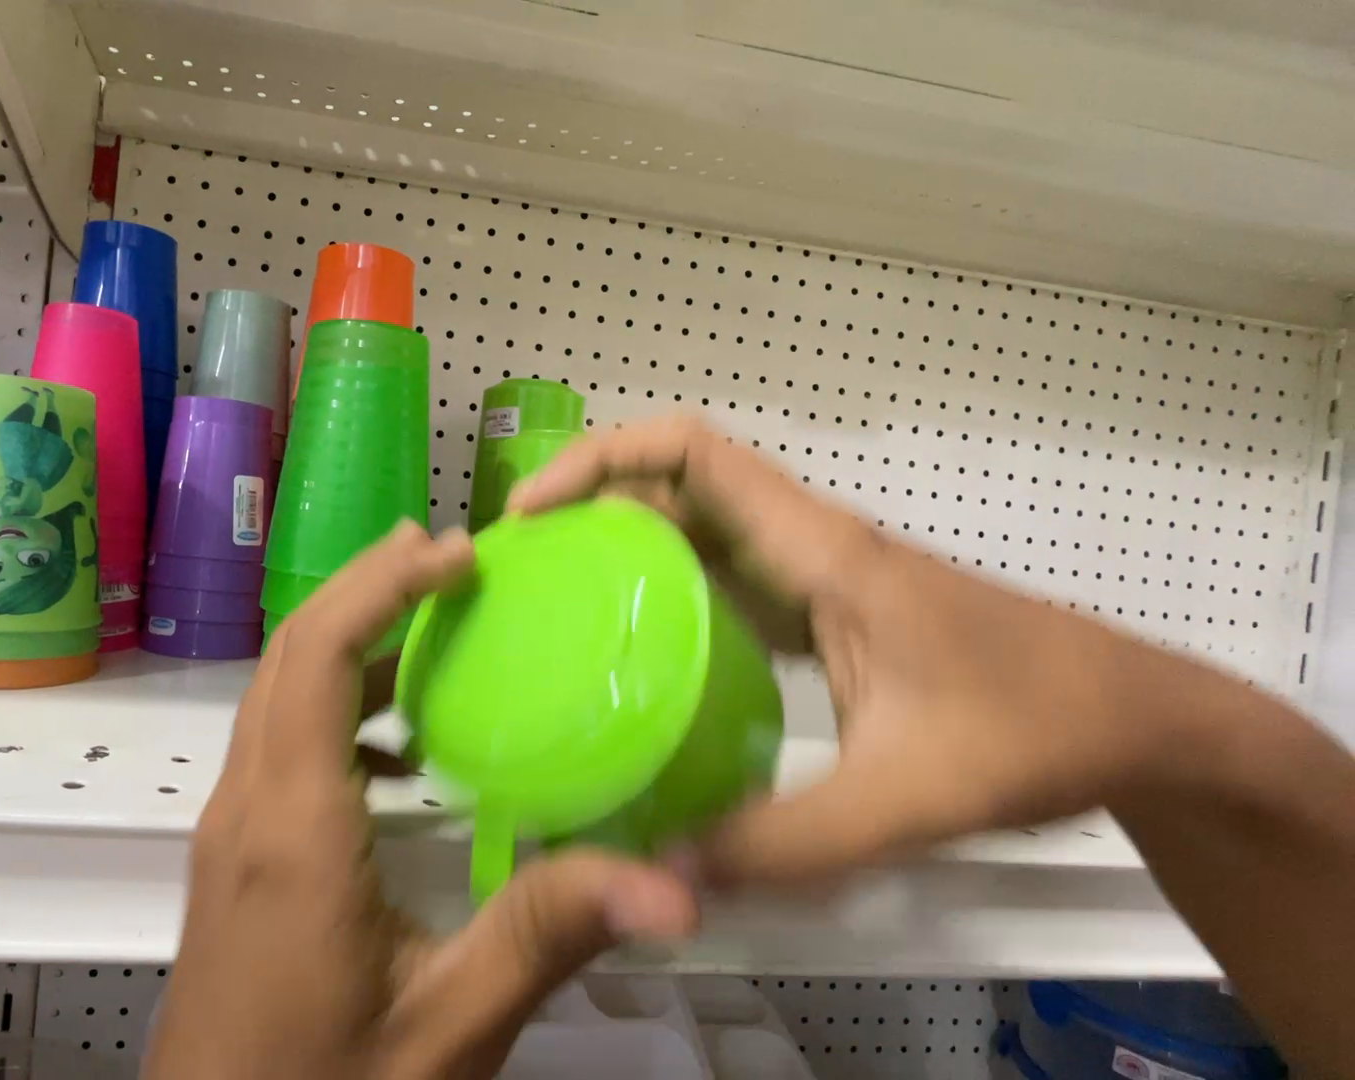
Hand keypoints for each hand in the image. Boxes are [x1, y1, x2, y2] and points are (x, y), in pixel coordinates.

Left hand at [145, 522, 698, 1079]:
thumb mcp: (448, 1026)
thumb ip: (548, 936)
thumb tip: (672, 887)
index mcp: (292, 827)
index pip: (315, 655)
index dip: (381, 587)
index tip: (455, 554)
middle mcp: (246, 804)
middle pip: (290, 653)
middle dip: (365, 589)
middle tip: (446, 558)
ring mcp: (230, 825)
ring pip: (279, 691)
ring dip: (347, 640)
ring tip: (429, 621)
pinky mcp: (235, 851)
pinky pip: (280, 741)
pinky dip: (335, 706)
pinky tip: (398, 743)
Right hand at [509, 416, 1221, 884]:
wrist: (1138, 722)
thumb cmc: (1033, 732)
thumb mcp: (906, 800)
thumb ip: (783, 845)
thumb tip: (660, 877)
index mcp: (816, 552)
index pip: (694, 453)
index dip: (602, 459)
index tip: (533, 510)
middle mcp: (798, 544)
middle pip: (672, 480)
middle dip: (585, 499)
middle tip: (517, 563)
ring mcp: (802, 574)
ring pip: (687, 524)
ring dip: (612, 539)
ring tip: (546, 595)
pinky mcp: (807, 608)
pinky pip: (709, 574)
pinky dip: (650, 586)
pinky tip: (621, 646)